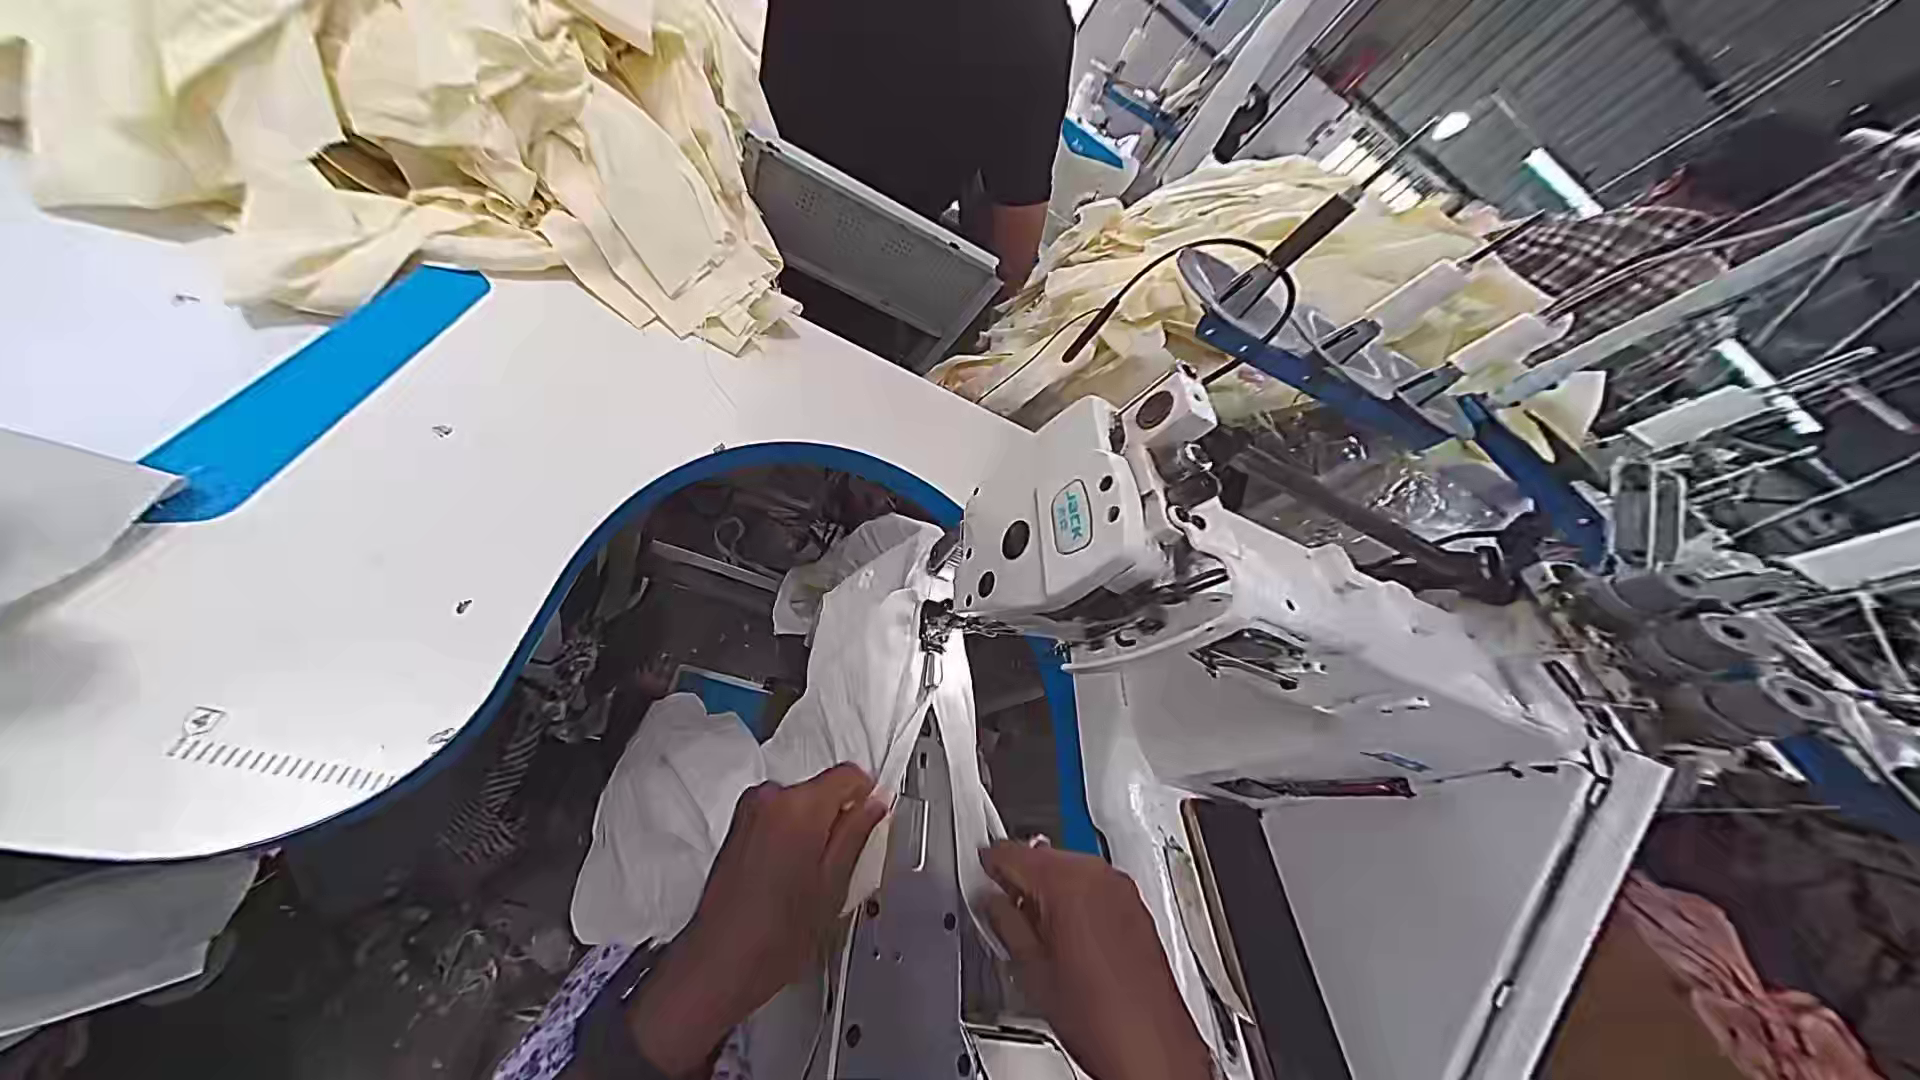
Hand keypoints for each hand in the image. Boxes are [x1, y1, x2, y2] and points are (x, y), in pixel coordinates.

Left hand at [629, 764, 886, 1075]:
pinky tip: (789, 872)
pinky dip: (789, 831)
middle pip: (823, 787)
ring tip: (810, 873)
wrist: (717, 965)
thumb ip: (857, 833)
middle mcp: (771, 797)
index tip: (871, 818)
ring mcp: (749, 809)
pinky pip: (778, 812)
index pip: (849, 774)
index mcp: (800, 806)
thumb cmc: (772, 936)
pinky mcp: (737, 825)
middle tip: (842, 859)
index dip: (867, 795)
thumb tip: (874, 804)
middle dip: (838, 814)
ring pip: (801, 801)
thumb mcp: (833, 884)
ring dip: (812, 824)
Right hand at [982, 841, 1213, 1079]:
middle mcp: (1095, 874)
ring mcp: (1118, 885)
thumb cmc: (1102, 1020)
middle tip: (1004, 904)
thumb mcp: (1031, 970)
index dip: (989, 862)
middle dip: (1020, 878)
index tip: (982, 869)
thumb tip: (992, 902)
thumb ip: (1004, 921)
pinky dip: (1075, 896)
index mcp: (1065, 883)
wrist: (1153, 1050)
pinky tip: (1068, 932)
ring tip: (1037, 928)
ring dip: (1048, 887)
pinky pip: (1092, 882)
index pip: (1012, 852)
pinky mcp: (1133, 901)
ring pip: (1068, 867)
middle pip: (1041, 856)